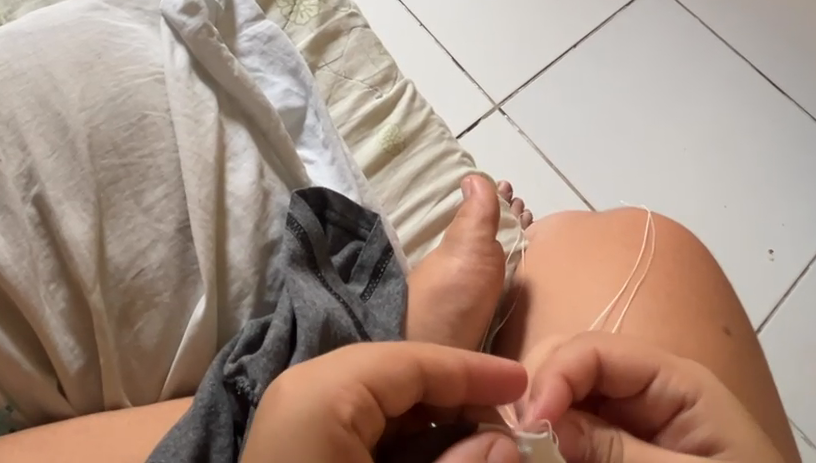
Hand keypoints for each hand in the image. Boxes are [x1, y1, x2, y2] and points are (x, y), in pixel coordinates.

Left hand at [240, 341, 528, 462]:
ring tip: (481, 439)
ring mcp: (294, 418)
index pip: (410, 361)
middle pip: (393, 375)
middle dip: (453, 395)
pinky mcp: (296, 446)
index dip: (470, 370)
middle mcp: (303, 390)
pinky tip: (436, 454)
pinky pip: (356, 425)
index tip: (522, 381)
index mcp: (323, 393)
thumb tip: (506, 445)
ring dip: (430, 417)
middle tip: (507, 422)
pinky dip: (400, 438)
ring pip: (377, 400)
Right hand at [522, 333, 784, 462]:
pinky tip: (548, 452)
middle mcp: (646, 387)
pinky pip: (580, 427)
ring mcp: (633, 416)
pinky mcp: (625, 444)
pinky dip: (557, 435)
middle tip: (521, 438)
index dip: (552, 375)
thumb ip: (621, 453)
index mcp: (673, 380)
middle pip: (571, 362)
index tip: (530, 424)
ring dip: (542, 415)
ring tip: (529, 447)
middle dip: (539, 389)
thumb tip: (546, 427)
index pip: (593, 349)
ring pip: (567, 395)